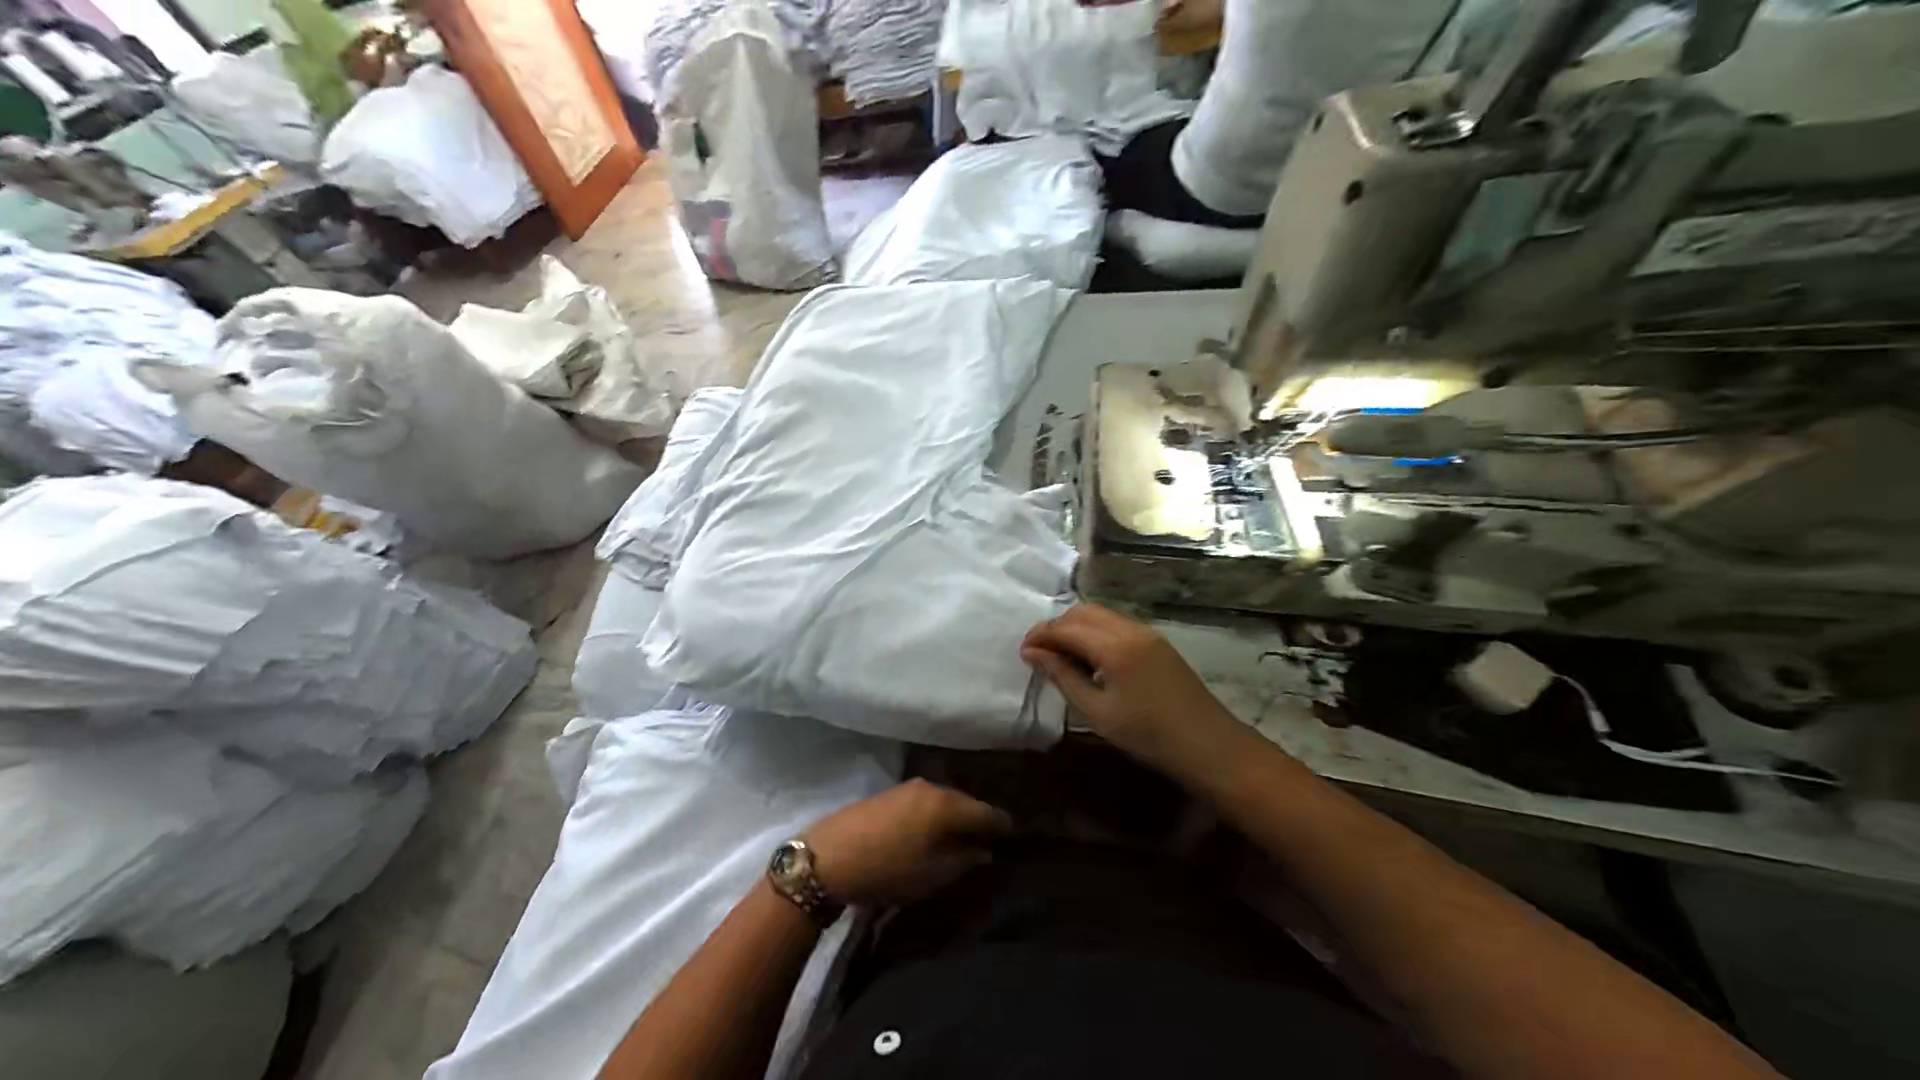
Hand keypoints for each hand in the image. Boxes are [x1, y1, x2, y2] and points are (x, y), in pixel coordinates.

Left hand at [805, 780, 1012, 906]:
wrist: (828, 857)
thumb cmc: (887, 870)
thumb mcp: (932, 875)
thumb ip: (964, 860)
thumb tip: (984, 850)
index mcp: (946, 805)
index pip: (985, 811)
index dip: (1002, 825)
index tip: (1014, 835)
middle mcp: (931, 788)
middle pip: (964, 802)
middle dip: (978, 818)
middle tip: (990, 836)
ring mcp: (907, 788)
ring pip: (943, 800)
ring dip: (955, 815)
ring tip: (962, 834)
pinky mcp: (888, 794)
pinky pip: (925, 801)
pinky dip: (935, 813)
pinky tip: (932, 828)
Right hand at [1021, 603, 1244, 770]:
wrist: (1207, 744)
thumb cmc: (1147, 735)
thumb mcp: (1097, 711)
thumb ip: (1063, 676)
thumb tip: (1032, 653)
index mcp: (1114, 646)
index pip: (1066, 627)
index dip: (1040, 636)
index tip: (1023, 652)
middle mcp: (1130, 629)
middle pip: (1083, 611)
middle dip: (1057, 626)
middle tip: (1039, 652)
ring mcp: (1147, 632)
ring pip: (1101, 614)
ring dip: (1076, 626)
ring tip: (1061, 655)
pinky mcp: (1157, 641)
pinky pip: (1117, 623)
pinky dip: (1095, 631)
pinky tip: (1089, 657)